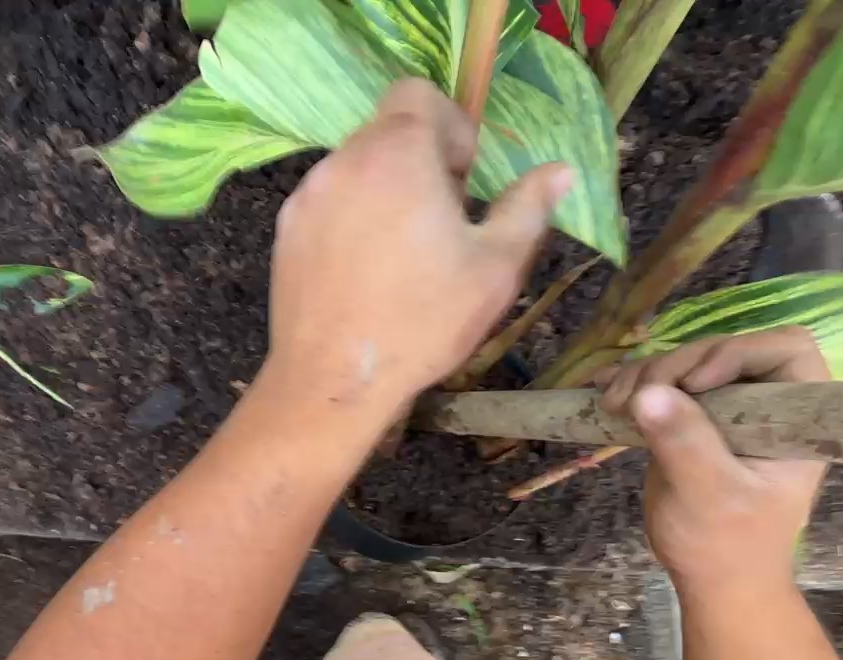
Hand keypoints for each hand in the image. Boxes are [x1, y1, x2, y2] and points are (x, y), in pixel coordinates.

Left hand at [260, 79, 572, 428]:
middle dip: (418, 166)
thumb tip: (559, 172)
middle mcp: (340, 164)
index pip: (418, 94)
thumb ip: (528, 208)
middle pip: (385, 135)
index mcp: (395, 154)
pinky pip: (325, 210)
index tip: (461, 181)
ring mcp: (304, 202)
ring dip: (382, 197)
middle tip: (437, 227)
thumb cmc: (421, 325)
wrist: (333, 382)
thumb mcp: (495, 269)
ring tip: (400, 258)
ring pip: (353, 175)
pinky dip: (348, 225)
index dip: (449, 127)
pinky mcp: (284, 239)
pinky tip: (363, 277)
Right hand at [596, 327, 830, 594]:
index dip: (736, 352)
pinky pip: (661, 389)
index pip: (783, 350)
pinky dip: (630, 387)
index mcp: (793, 416)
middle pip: (721, 352)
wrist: (711, 576)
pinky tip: (601, 394)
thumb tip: (646, 394)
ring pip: (685, 367)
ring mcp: (723, 411)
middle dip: (672, 367)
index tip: (692, 382)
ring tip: (611, 405)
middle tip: (630, 399)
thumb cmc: (726, 542)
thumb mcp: (708, 495)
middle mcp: (763, 404)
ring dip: (642, 377)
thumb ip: (684, 443)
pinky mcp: (689, 422)